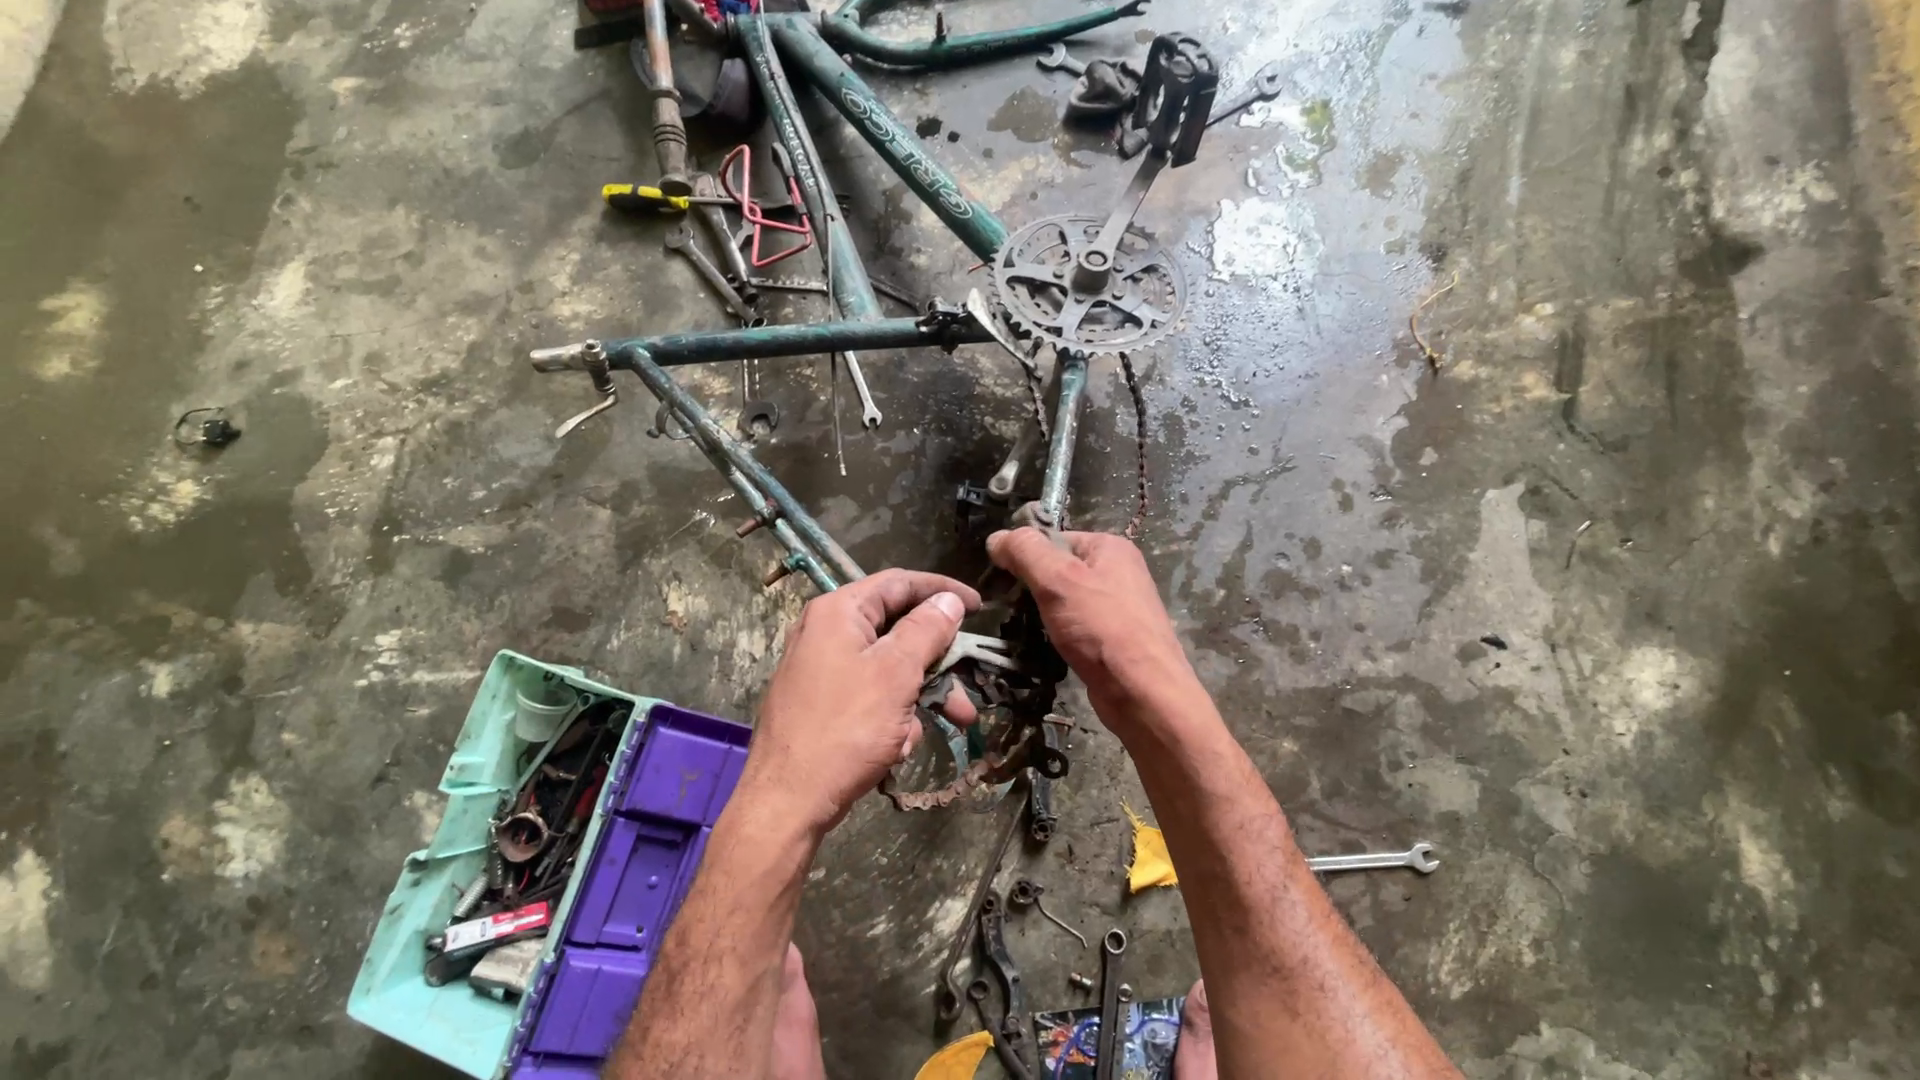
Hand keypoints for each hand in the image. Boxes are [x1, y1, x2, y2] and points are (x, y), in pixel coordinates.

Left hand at [738, 570, 981, 836]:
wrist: (787, 801)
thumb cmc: (845, 729)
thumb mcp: (896, 673)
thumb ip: (926, 630)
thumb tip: (947, 600)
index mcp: (839, 612)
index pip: (900, 582)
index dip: (942, 591)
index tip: (979, 608)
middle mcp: (825, 631)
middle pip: (897, 628)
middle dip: (939, 659)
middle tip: (971, 681)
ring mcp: (821, 669)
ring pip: (889, 668)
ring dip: (924, 694)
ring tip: (955, 723)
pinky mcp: (822, 703)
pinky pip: (871, 696)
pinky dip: (894, 715)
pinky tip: (900, 746)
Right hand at [986, 529, 1200, 730]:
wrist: (1143, 693)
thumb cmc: (1101, 628)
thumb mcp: (1058, 579)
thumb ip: (1025, 552)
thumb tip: (996, 538)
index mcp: (1109, 547)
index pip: (1053, 538)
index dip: (1024, 555)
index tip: (1000, 579)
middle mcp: (1118, 571)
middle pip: (1058, 569)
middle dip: (1032, 587)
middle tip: (1009, 607)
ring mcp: (1117, 606)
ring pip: (1064, 600)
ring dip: (1042, 613)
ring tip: (1024, 629)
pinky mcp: (1113, 638)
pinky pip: (1074, 626)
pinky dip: (1057, 634)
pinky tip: (1045, 647)